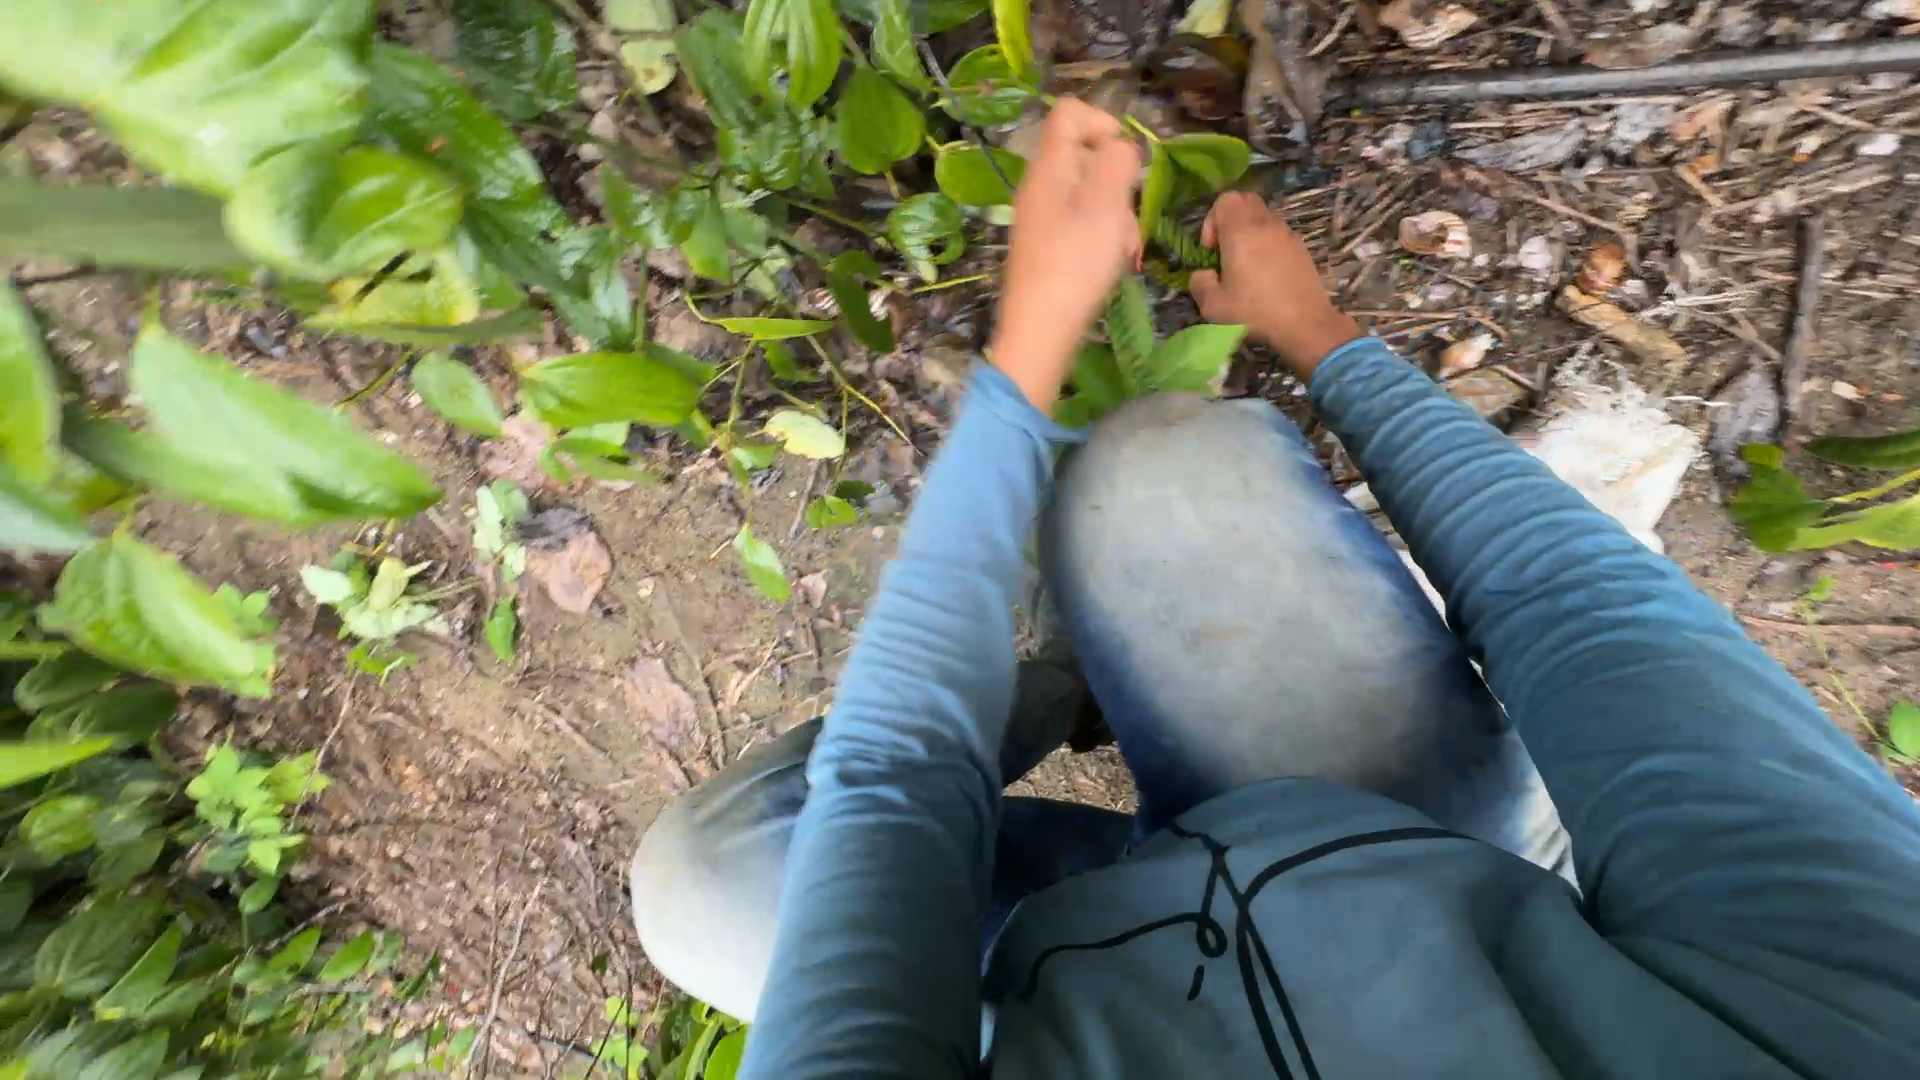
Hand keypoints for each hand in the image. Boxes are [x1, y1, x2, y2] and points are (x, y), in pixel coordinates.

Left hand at [989, 100, 1142, 412]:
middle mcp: (1038, 189)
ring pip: (1090, 198)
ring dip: (1116, 218)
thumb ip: (1118, 161)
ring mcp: (1040, 222)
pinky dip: (1102, 241)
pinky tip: (1111, 267)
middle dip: (1119, 182)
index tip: (1127, 158)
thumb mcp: (1107, 204)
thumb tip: (1120, 147)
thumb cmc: (1074, 266)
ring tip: (1124, 251)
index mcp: (1047, 168)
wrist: (1039, 334)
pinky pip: (1081, 229)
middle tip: (1128, 217)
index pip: (1070, 113)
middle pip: (1086, 158)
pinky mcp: (1046, 251)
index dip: (1104, 122)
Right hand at [1189, 192, 1361, 378]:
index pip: (1225, 200)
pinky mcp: (1300, 248)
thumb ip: (1200, 283)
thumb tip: (1204, 274)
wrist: (1304, 323)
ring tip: (1243, 268)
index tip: (1211, 251)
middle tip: (1224, 253)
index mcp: (1241, 232)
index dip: (1211, 221)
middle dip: (1229, 222)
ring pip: (1262, 218)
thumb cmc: (1253, 312)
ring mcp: (1287, 234)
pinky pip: (1276, 235)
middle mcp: (1266, 224)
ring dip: (1247, 235)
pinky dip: (1265, 246)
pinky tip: (1264, 277)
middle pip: (1245, 201)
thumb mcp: (1212, 305)